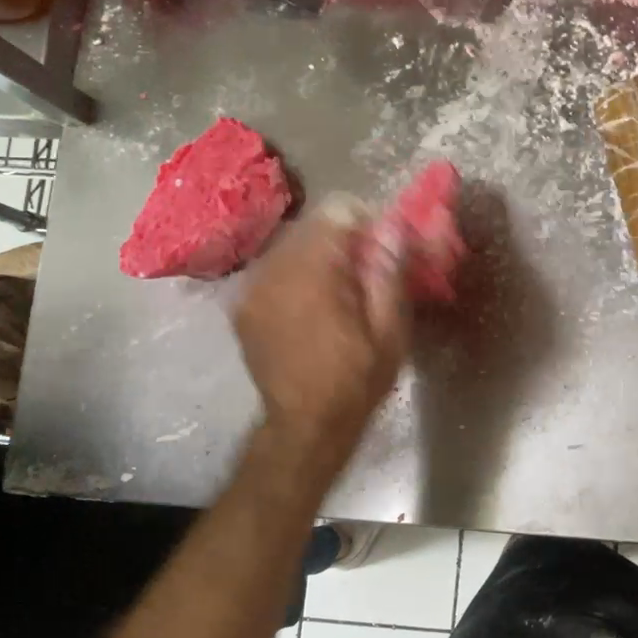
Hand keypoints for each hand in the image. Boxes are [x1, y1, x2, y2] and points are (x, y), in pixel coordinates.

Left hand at [234, 216, 408, 451]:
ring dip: (320, 259)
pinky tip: (313, 309)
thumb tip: (394, 226)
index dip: (368, 223)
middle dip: (344, 241)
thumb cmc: (356, 381)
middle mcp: (274, 269)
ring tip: (341, 293)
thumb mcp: (389, 331)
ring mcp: (252, 287)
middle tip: (368, 273)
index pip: (338, 212)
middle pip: (313, 227)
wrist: (306, 425)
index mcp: (313, 272)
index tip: (386, 249)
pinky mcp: (243, 306)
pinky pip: (274, 271)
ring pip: (291, 247)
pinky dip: (296, 278)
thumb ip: (389, 273)